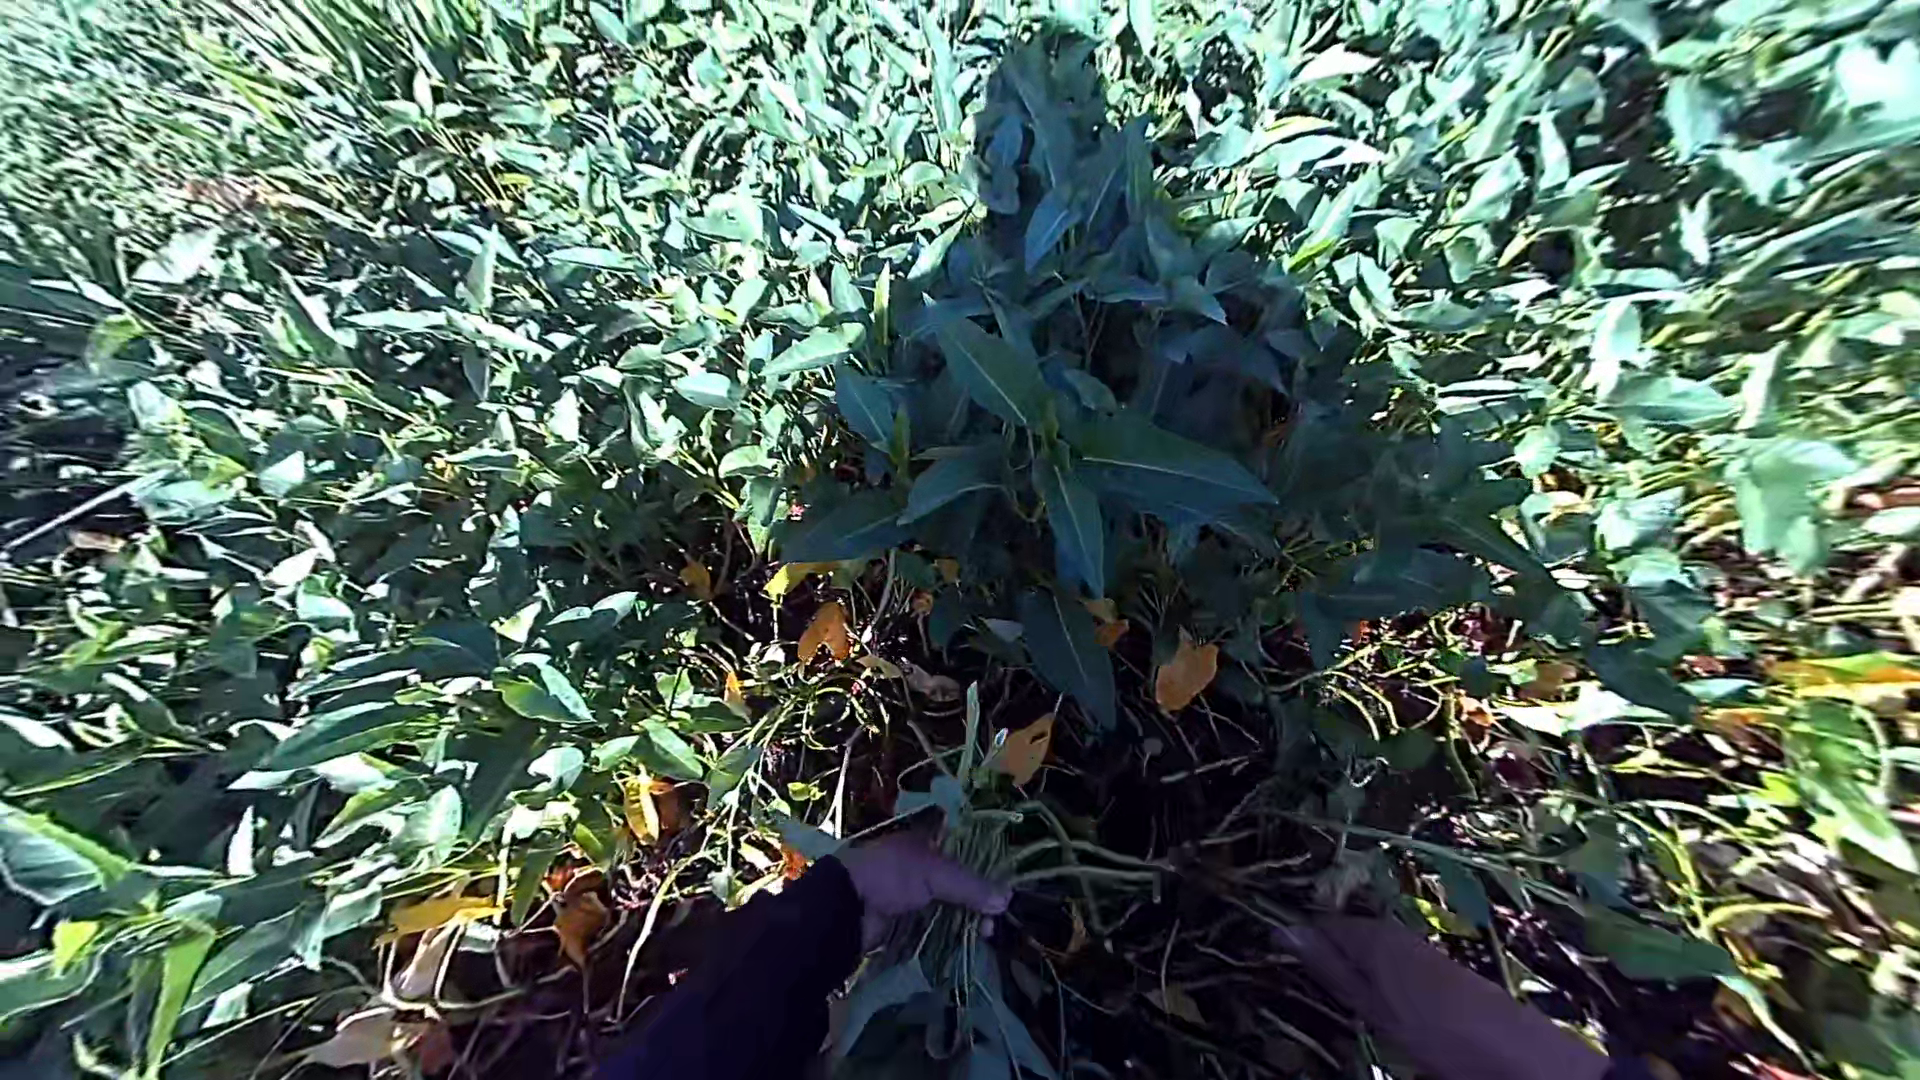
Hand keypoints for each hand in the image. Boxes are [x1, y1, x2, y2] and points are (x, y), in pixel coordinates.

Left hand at [835, 832, 1009, 948]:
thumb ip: (970, 885)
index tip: (1005, 887)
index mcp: (927, 841)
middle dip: (979, 900)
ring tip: (984, 936)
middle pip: (959, 881)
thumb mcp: (934, 873)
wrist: (846, 908)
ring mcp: (913, 894)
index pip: (965, 848)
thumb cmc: (891, 875)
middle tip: (994, 920)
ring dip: (968, 920)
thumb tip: (1007, 900)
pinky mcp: (906, 921)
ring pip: (950, 905)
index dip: (986, 866)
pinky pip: (937, 925)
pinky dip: (952, 933)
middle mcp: (922, 864)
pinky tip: (967, 944)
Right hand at [1276, 916, 1610, 1079]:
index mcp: (1367, 933)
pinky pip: (1388, 964)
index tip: (1284, 965)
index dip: (1301, 942)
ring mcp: (1411, 947)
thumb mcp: (1374, 1008)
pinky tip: (1381, 1009)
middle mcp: (1387, 930)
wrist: (1524, 1060)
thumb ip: (1330, 968)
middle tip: (1315, 992)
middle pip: (1342, 937)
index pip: (1318, 924)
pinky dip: (1377, 981)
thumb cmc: (1438, 1032)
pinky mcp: (1432, 967)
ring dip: (1353, 974)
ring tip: (1345, 1004)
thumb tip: (1281, 929)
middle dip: (1328, 959)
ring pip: (1365, 953)